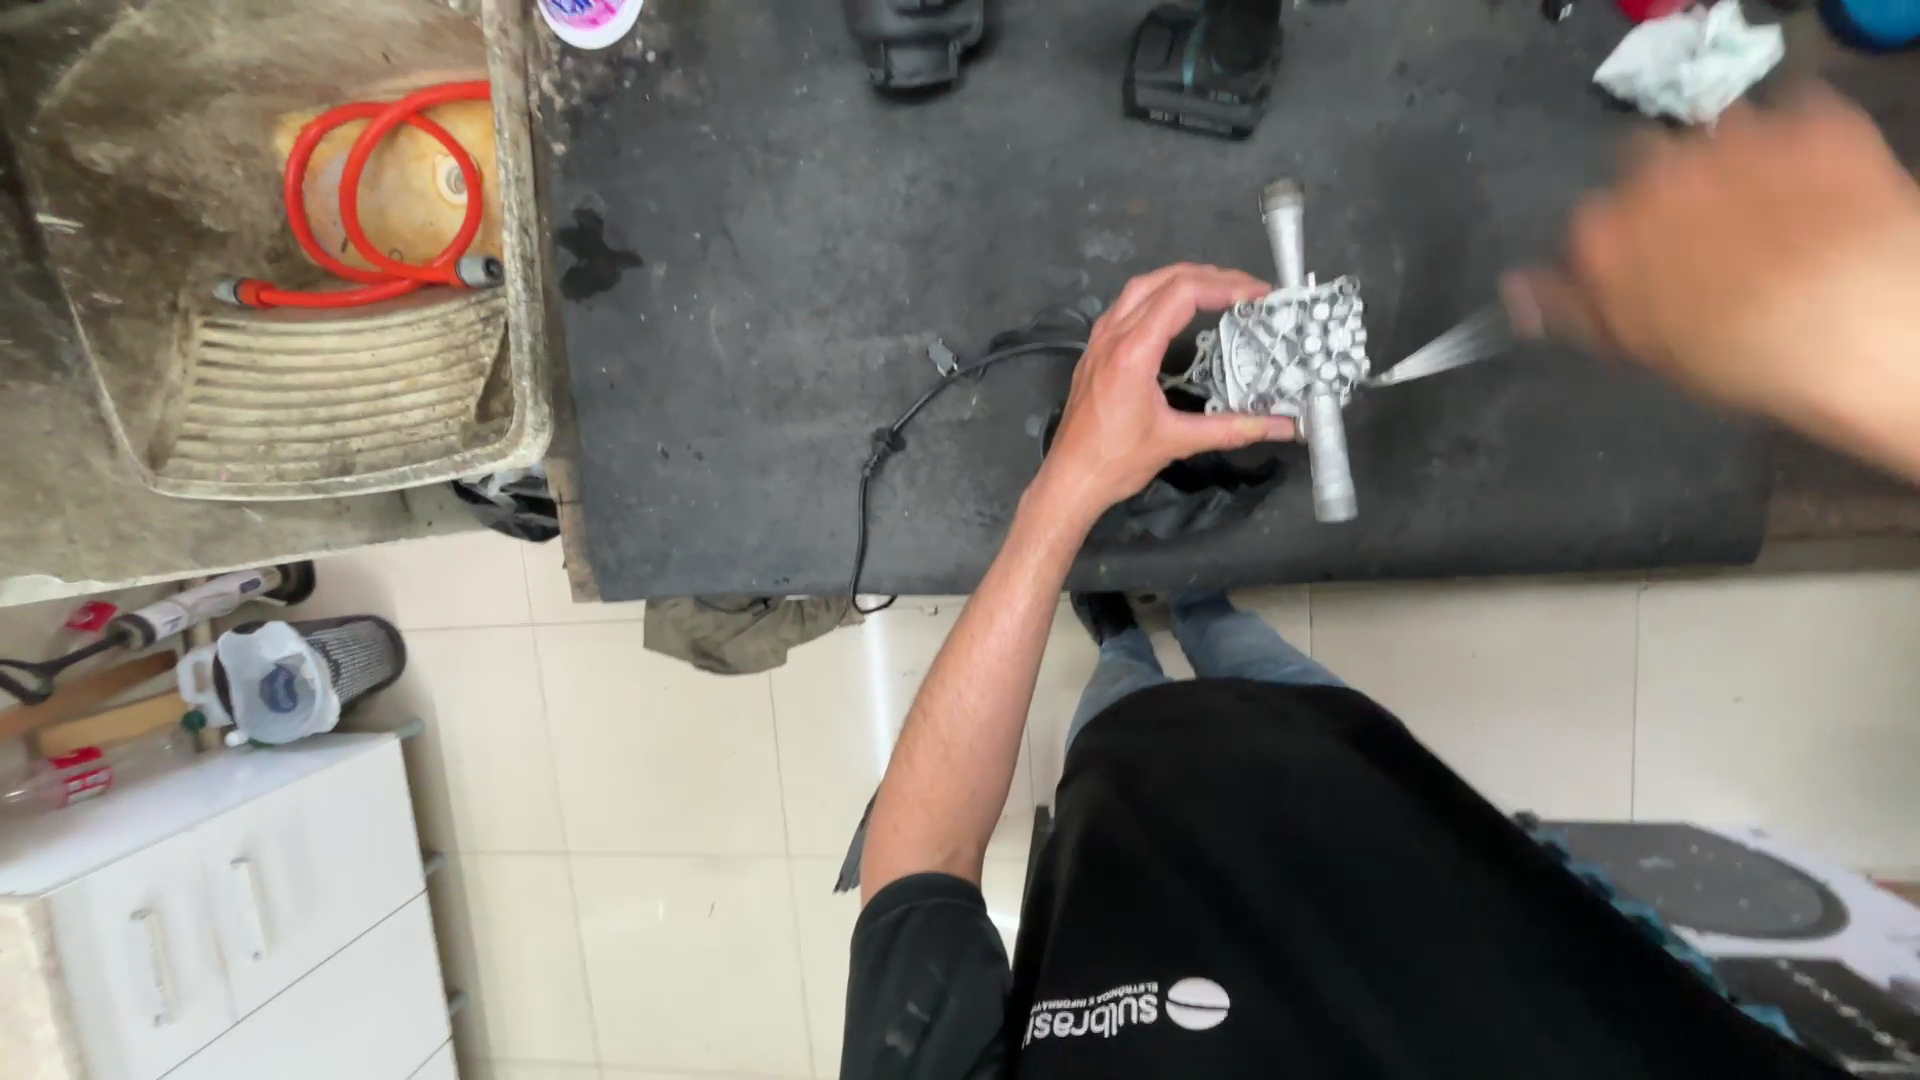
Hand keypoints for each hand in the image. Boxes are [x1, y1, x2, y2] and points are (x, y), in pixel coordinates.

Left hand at [1034, 263, 1296, 520]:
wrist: (1070, 480)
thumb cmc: (1114, 462)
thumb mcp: (1177, 442)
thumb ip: (1232, 428)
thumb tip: (1278, 426)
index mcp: (1132, 352)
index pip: (1182, 293)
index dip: (1224, 285)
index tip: (1257, 295)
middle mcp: (1111, 338)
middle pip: (1162, 280)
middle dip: (1208, 277)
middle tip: (1245, 289)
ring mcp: (1098, 344)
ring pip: (1139, 289)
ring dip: (1178, 281)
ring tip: (1215, 291)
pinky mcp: (1093, 355)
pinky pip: (1123, 309)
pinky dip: (1154, 299)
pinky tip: (1172, 314)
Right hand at [1504, 87, 1919, 468]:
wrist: (1845, 315)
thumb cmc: (1718, 348)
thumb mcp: (1625, 341)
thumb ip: (1565, 307)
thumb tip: (1513, 288)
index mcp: (1596, 233)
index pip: (1582, 222)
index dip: (1606, 241)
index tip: (1629, 265)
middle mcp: (1650, 177)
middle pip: (1637, 161)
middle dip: (1655, 184)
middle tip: (1688, 224)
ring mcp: (1732, 144)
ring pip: (1709, 133)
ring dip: (1718, 155)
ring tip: (1746, 195)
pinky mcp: (1810, 124)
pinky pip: (1790, 115)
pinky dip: (1788, 138)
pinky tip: (1801, 176)